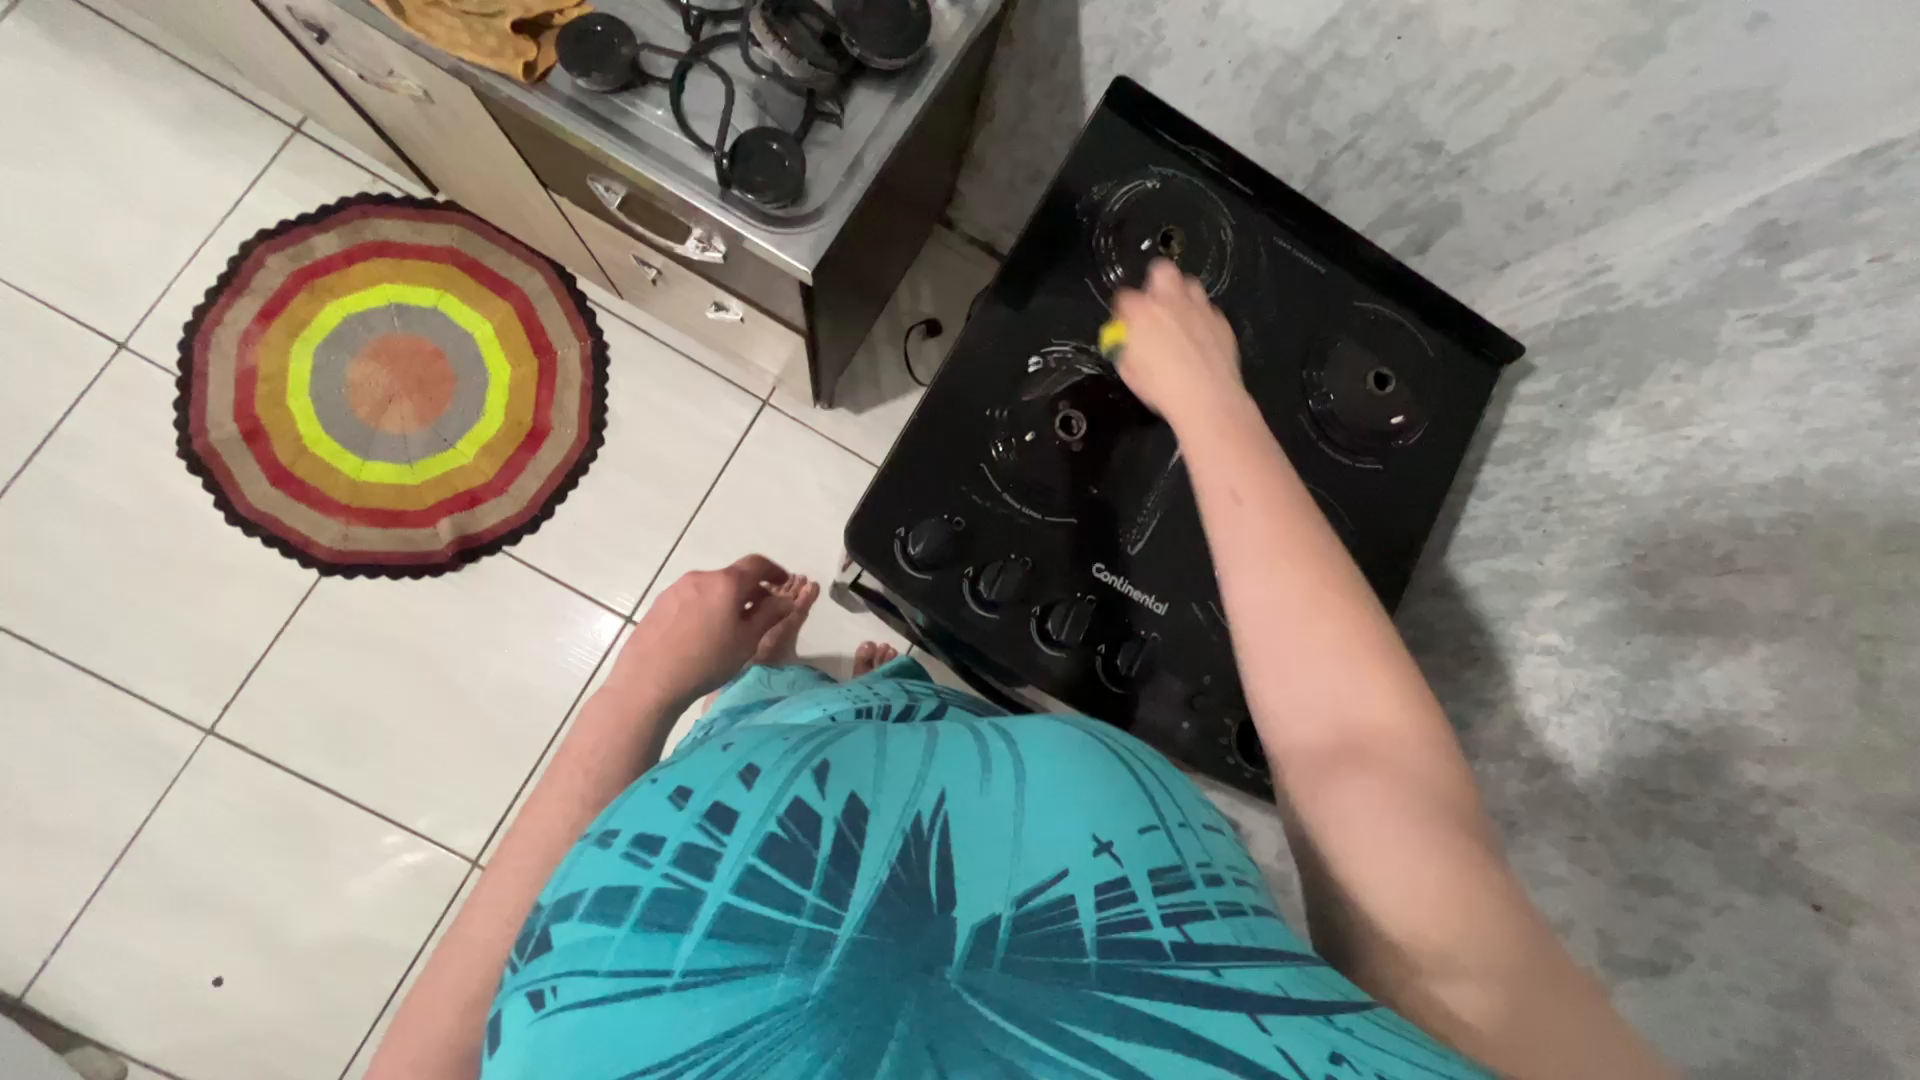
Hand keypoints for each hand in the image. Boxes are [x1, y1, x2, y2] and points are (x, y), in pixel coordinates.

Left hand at [612, 555, 797, 705]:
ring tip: (727, 628)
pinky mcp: (659, 603)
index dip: (774, 572)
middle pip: (732, 577)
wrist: (648, 680)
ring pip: (710, 588)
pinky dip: (704, 608)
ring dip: (725, 600)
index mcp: (726, 582)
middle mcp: (700, 577)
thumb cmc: (707, 660)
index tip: (783, 585)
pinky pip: (691, 599)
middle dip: (749, 591)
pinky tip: (700, 634)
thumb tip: (786, 600)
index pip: (757, 564)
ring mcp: (676, 589)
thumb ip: (770, 615)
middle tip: (758, 614)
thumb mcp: (747, 640)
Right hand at [1112, 258, 1248, 431]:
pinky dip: (1201, 318)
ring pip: (1189, 284)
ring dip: (1181, 296)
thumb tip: (1128, 341)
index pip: (1124, 297)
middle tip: (1154, 306)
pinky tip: (1199, 339)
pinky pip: (1208, 309)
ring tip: (1180, 318)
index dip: (1123, 311)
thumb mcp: (1129, 370)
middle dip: (1155, 284)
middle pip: (1160, 271)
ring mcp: (1198, 307)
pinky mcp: (1220, 319)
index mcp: (1141, 312)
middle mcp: (1170, 301)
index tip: (1125, 323)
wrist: (1206, 396)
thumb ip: (1125, 347)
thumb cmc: (1161, 387)